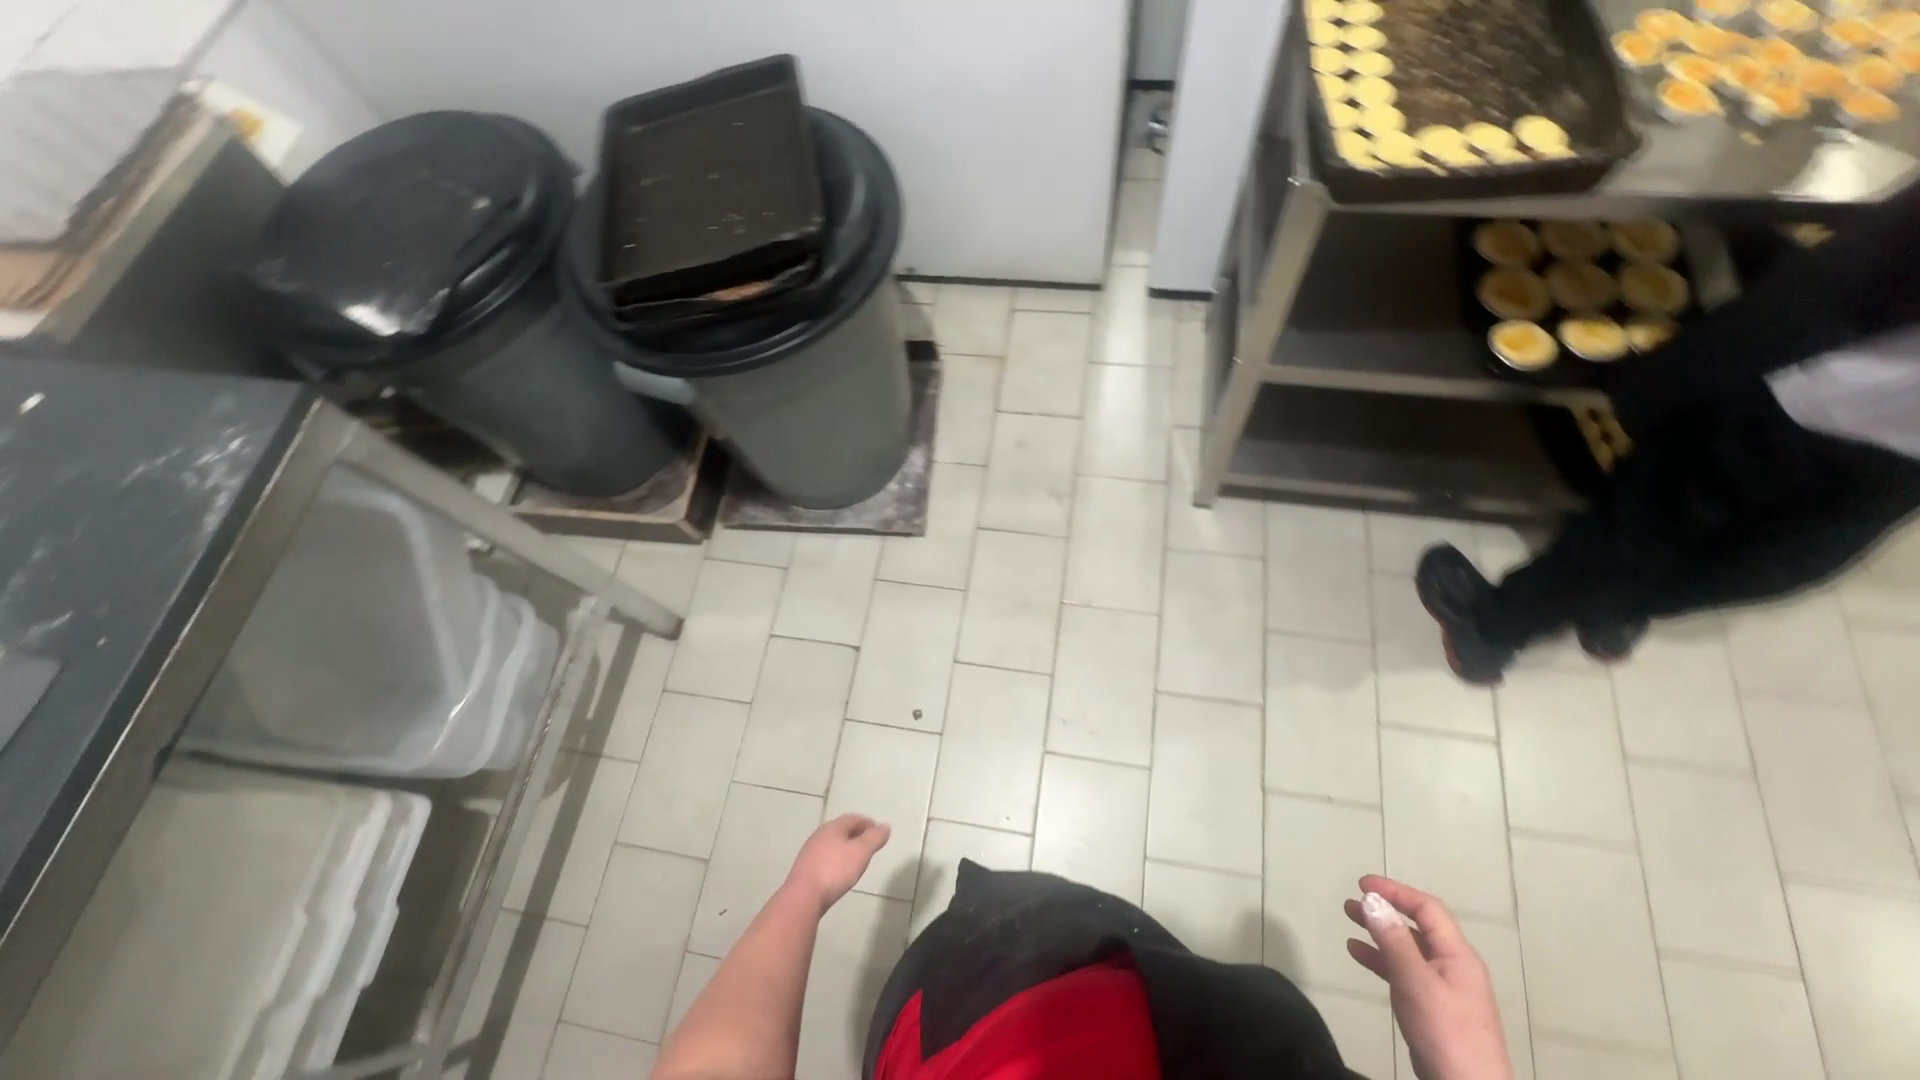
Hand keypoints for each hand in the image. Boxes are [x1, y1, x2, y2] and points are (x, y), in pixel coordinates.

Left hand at [784, 814, 890, 913]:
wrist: (804, 896)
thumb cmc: (835, 870)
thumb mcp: (861, 852)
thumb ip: (874, 838)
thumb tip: (885, 826)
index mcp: (833, 827)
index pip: (853, 818)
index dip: (868, 823)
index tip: (878, 831)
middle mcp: (819, 835)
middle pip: (841, 830)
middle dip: (857, 834)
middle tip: (869, 844)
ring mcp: (810, 852)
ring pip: (832, 844)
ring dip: (846, 847)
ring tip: (857, 858)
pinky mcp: (806, 868)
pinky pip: (826, 857)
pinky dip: (837, 859)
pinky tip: (840, 871)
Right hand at [1344, 875, 1511, 1079]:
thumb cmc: (1445, 1033)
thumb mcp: (1415, 982)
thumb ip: (1394, 939)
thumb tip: (1373, 900)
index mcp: (1457, 955)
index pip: (1427, 908)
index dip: (1395, 891)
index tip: (1362, 884)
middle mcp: (1454, 966)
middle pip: (1417, 926)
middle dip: (1384, 909)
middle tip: (1351, 901)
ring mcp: (1445, 988)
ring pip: (1408, 948)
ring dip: (1380, 932)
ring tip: (1349, 921)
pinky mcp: (1434, 1008)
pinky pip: (1405, 971)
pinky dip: (1382, 959)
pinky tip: (1359, 954)